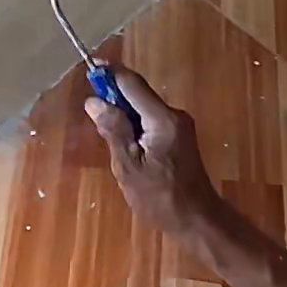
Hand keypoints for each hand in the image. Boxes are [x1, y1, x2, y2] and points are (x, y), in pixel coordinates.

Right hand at [86, 67, 223, 237]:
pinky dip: (132, 124)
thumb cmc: (160, 197)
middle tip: (90, 107)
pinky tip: (120, 141)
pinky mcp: (177, 137)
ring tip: (102, 129)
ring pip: (142, 107)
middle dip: (112, 94)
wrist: (197, 220)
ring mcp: (178, 126)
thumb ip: (112, 129)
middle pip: (138, 93)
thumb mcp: (128, 165)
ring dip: (121, 111)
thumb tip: (94, 101)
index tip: (90, 65)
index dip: (109, 73)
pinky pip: (149, 120)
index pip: (132, 84)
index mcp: (162, 119)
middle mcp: (174, 116)